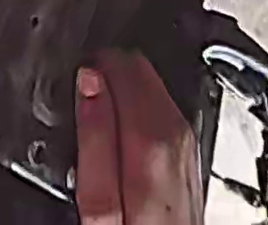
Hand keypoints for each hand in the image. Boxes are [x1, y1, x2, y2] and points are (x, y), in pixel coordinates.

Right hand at [75, 50, 202, 224]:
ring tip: (98, 106)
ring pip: (153, 83)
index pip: (126, 67)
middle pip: (143, 69)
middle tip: (84, 90)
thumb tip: (89, 80)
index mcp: (151, 145)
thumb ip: (92, 136)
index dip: (96, 62)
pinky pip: (161, 105)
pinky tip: (120, 123)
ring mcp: (188, 145)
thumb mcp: (96, 205)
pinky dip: (138, 100)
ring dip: (124, 82)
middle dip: (111, 68)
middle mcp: (178, 139)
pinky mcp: (189, 155)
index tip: (78, 76)